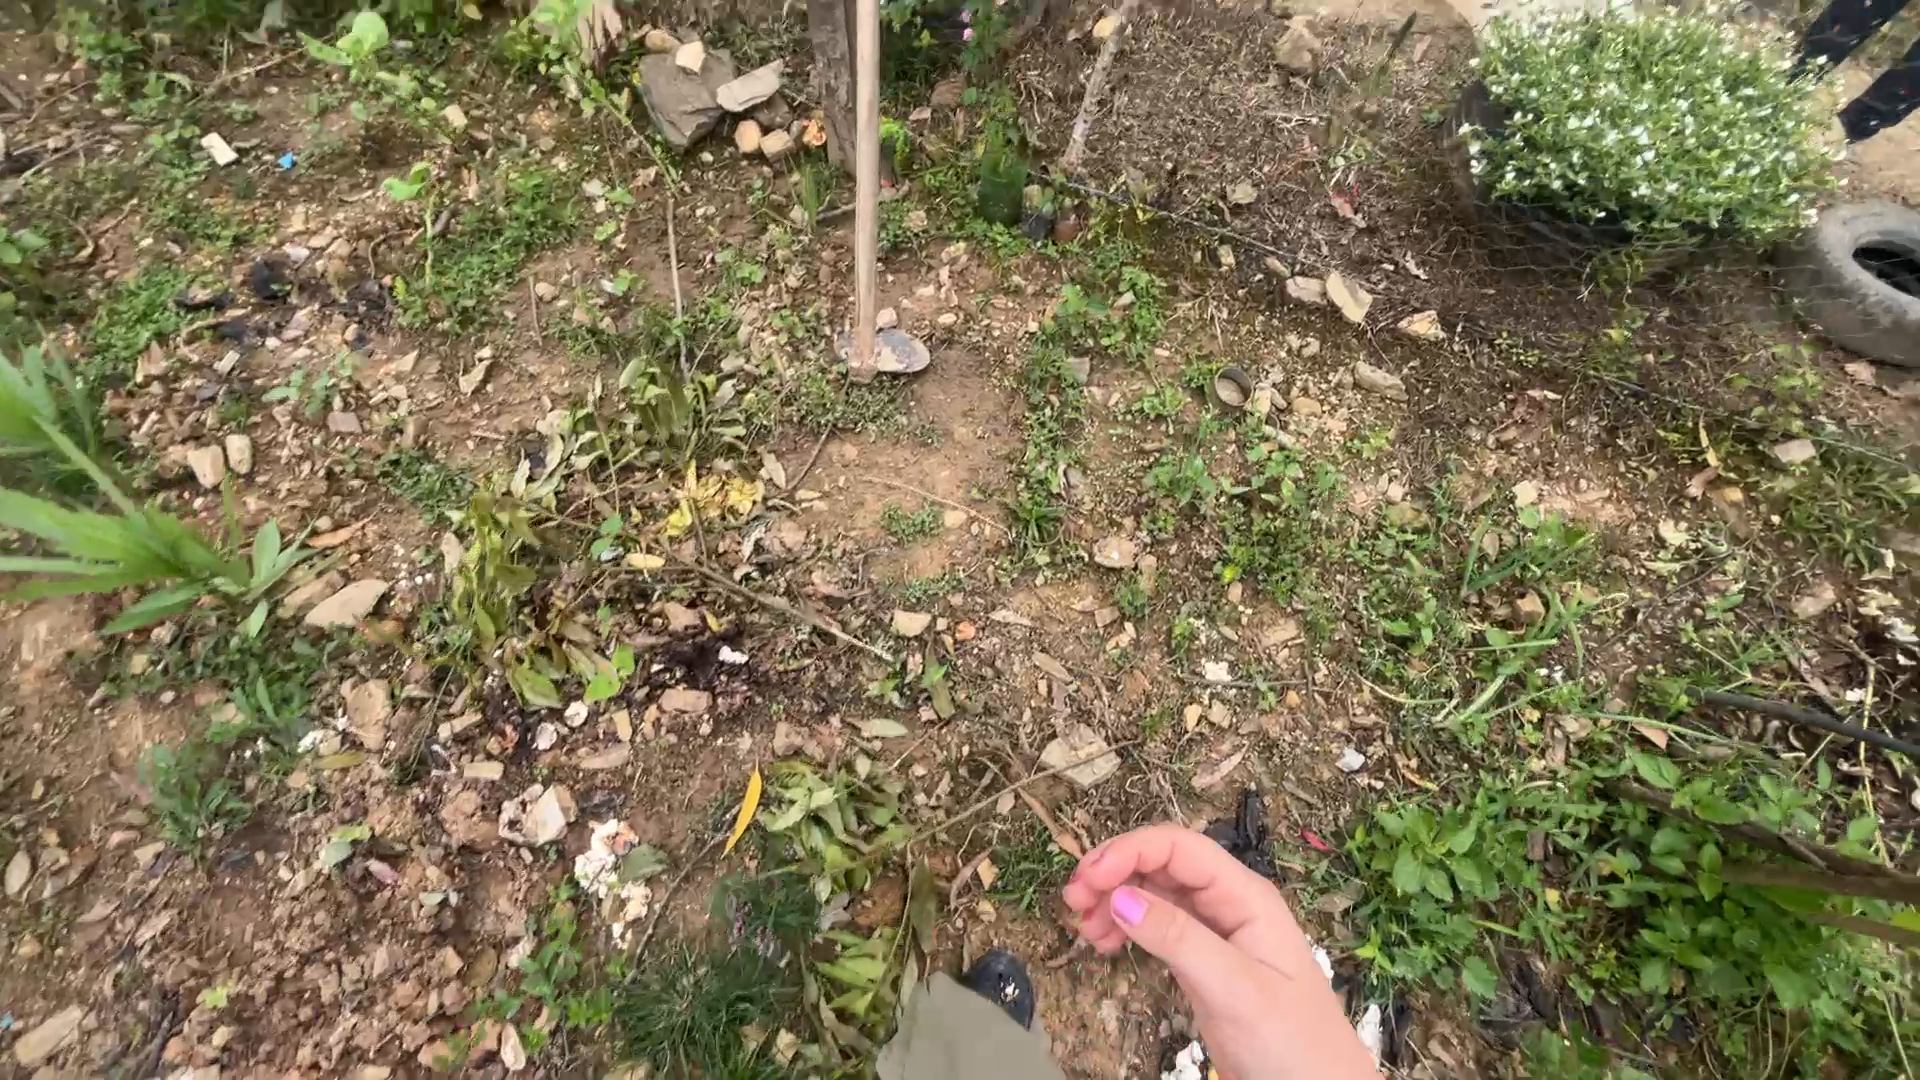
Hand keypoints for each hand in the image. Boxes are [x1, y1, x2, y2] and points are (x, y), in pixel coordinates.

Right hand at [1061, 824, 1375, 1079]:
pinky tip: (1105, 944)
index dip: (1130, 850)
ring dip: (1113, 899)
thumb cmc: (1293, 1046)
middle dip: (1114, 872)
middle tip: (1073, 899)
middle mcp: (1225, 901)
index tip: (1090, 876)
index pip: (1178, 847)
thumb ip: (1178, 938)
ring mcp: (1211, 928)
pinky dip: (1124, 927)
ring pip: (1151, 891)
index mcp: (1243, 894)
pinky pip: (1153, 923)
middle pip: (1159, 863)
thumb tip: (1118, 896)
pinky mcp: (1199, 957)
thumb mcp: (1235, 990)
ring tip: (1085, 928)